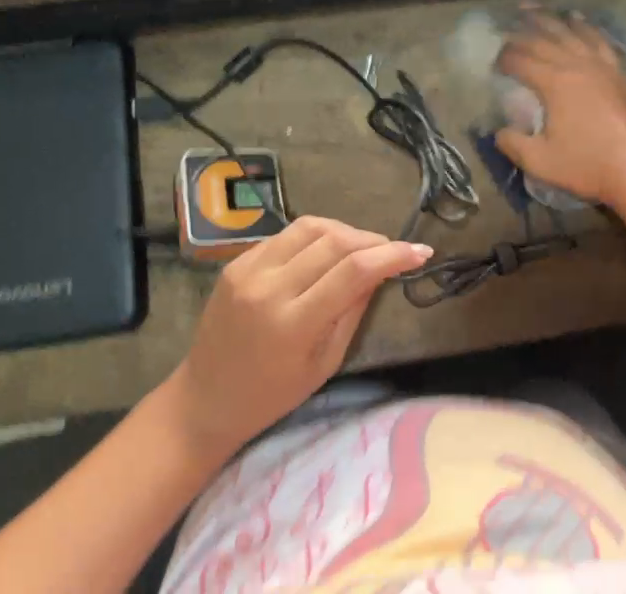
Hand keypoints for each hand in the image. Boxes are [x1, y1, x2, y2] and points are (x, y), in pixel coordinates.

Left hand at [166, 217, 430, 451]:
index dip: (392, 255)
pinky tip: (326, 251)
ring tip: (363, 247)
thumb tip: (380, 272)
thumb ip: (352, 313)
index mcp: (294, 323)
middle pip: (334, 241)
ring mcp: (248, 270)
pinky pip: (284, 236)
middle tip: (393, 251)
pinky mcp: (236, 262)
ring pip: (309, 227)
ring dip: (344, 231)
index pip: (353, 271)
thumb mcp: (324, 363)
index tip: (421, 251)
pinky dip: (314, 237)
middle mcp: (269, 288)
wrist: (205, 399)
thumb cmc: (271, 395)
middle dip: (373, 240)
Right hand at [494, 10, 625, 207]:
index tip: (491, 61)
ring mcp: (601, 66)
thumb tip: (499, 131)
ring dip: (550, 20)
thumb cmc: (585, 165)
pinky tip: (578, 21)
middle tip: (502, 29)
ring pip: (571, 33)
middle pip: (543, 41)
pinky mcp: (618, 73)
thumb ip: (512, 143)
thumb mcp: (539, 161)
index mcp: (555, 83)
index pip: (521, 61)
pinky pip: (599, 41)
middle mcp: (577, 65)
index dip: (503, 59)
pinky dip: (585, 28)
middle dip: (520, 33)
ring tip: (532, 9)